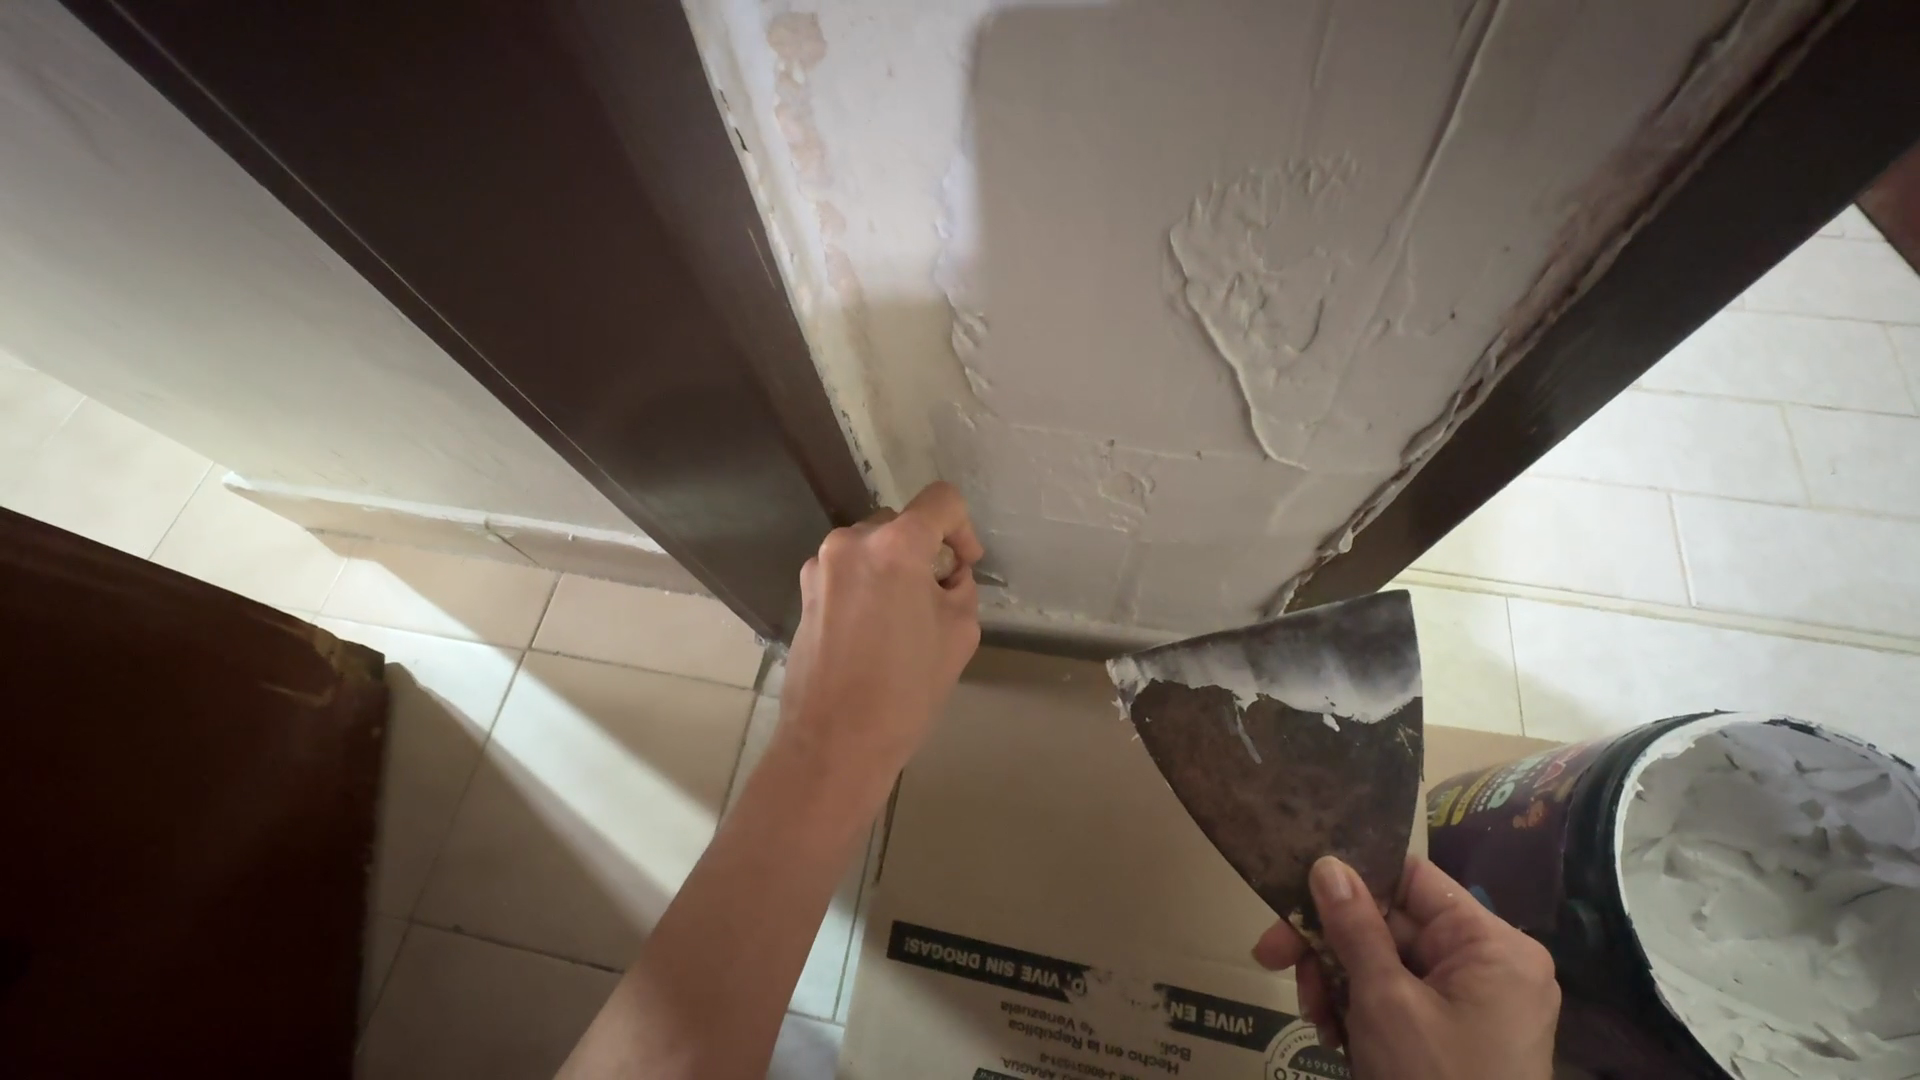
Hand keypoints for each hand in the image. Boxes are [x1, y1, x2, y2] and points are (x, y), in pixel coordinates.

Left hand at [777, 482, 984, 787]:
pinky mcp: (803, 591)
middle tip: (938, 597)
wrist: (835, 742)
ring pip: (872, 547)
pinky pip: (848, 570)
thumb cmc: (906, 689)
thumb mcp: (960, 633)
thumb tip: (947, 575)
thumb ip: (961, 587)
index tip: (965, 564)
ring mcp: (820, 565)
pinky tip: (874, 630)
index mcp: (895, 546)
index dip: (964, 527)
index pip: (941, 501)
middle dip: (926, 552)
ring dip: (895, 568)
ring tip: (904, 618)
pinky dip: (868, 584)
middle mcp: (851, 542)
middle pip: (902, 524)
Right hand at [1253, 856, 1559, 1079]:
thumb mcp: (1385, 1001)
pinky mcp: (1452, 1031)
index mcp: (1491, 945)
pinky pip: (1393, 994)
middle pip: (1387, 921)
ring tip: (1310, 1013)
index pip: (1410, 877)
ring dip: (1333, 980)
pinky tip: (1332, 1033)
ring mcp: (1471, 1001)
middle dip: (1329, 943)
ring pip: (1381, 959)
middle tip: (1272, 957)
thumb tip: (1326, 863)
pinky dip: (1356, 1007)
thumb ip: (1352, 927)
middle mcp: (1487, 964)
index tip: (1296, 890)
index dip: (1352, 878)